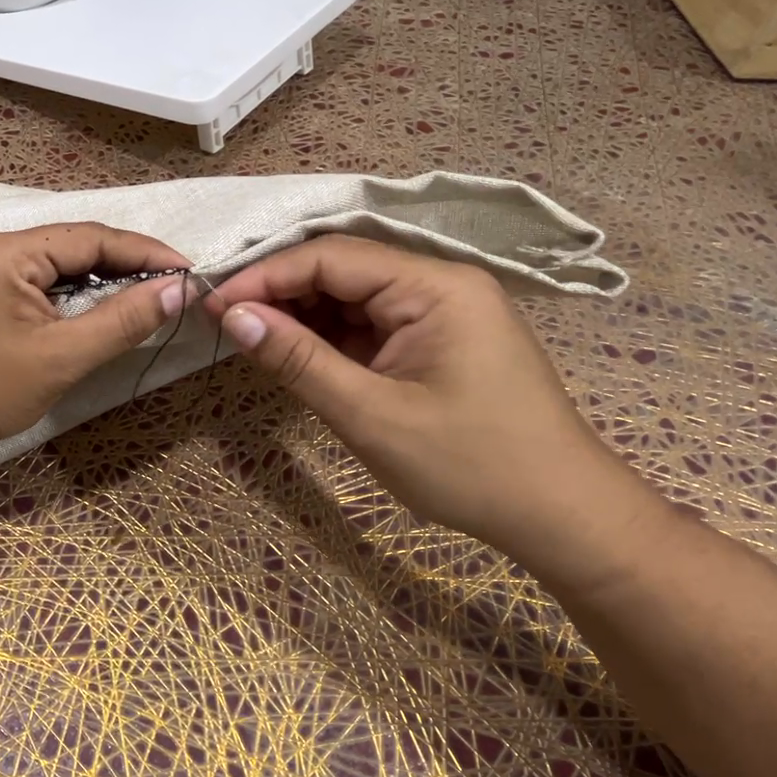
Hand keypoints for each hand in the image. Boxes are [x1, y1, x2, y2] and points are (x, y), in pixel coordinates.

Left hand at [0, 223, 189, 467]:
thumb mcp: (63, 356)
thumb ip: (123, 319)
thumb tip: (179, 289)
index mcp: (5, 252)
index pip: (89, 237)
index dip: (143, 251)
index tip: (190, 269)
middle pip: (76, 245)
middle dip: (127, 264)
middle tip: (176, 286)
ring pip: (62, 263)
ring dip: (105, 279)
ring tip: (152, 296)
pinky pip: (44, 280)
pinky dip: (78, 293)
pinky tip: (107, 308)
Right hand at [205, 235, 645, 557]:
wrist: (564, 519)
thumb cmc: (470, 465)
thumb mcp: (369, 414)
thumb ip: (296, 358)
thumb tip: (231, 315)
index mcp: (436, 287)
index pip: (330, 257)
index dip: (265, 276)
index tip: (213, 305)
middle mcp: (440, 284)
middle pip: (338, 268)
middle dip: (277, 291)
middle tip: (224, 322)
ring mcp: (439, 311)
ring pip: (348, 294)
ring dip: (297, 313)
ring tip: (249, 338)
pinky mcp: (433, 339)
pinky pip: (365, 321)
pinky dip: (324, 335)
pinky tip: (292, 352)